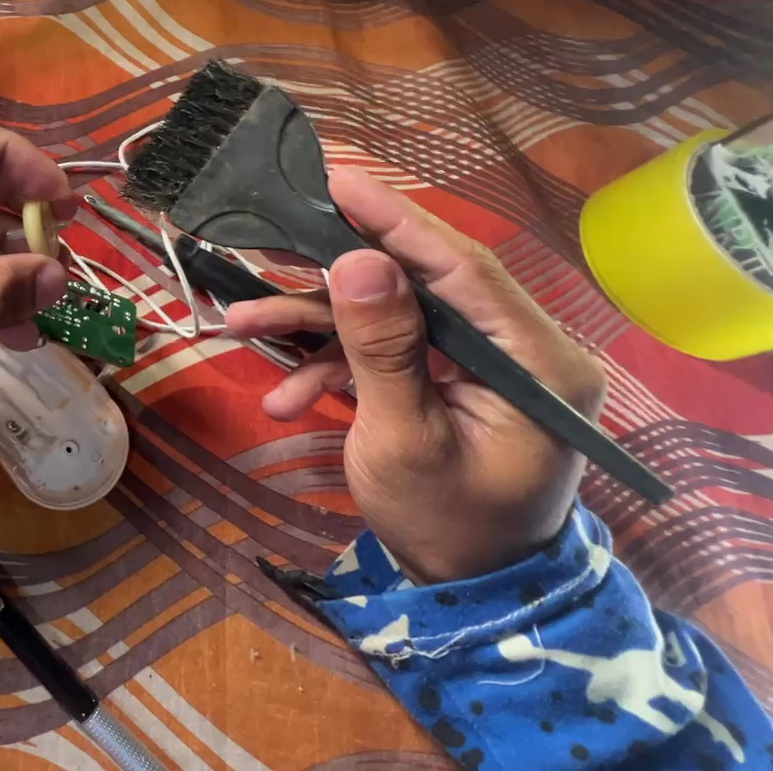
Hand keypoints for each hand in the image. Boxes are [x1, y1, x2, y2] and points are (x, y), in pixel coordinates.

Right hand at [221, 169, 605, 583]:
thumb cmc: (445, 523)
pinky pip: (380, 350)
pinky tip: (286, 398)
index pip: (462, 266)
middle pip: (415, 280)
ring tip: (239, 326)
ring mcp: (475, 363)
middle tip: (273, 238)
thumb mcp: (403, 438)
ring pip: (383, 314)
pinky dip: (327, 365)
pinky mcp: (442, 377)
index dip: (396, 219)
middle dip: (331, 271)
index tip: (338, 180)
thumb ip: (383, 348)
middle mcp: (512, 348)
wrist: (465, 590)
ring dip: (310, 324)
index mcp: (533, 360)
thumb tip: (358, 261)